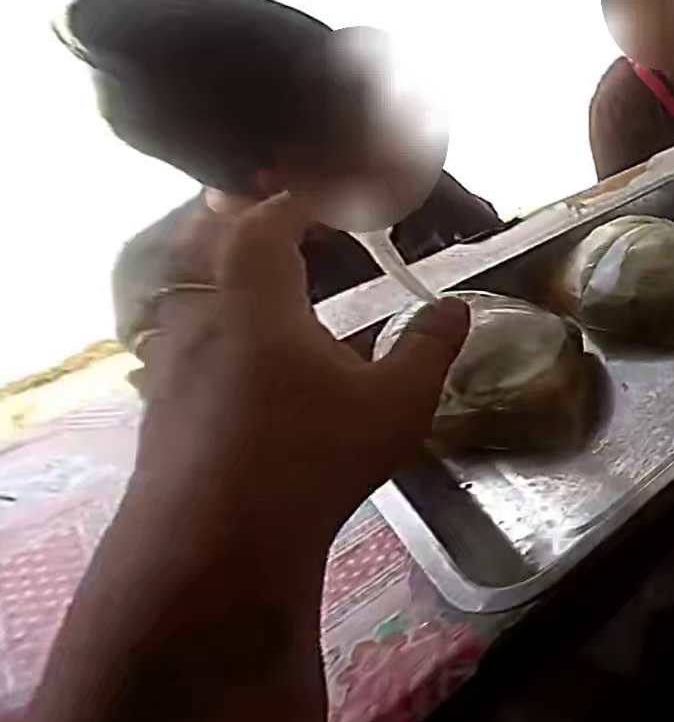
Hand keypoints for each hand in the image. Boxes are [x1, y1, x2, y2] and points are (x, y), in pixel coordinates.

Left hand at [132, 192, 468, 543]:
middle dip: (255, 221)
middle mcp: (202, 323)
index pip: (260, 231)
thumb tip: (455, 305)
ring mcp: (176, 360)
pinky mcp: (171, 394)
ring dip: (239, 264)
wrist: (222, 533)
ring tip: (287, 266)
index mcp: (257, 312)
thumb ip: (430, 345)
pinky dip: (230, 304)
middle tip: (303, 214)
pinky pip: (195, 323)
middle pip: (212, 248)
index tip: (331, 188)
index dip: (294, 200)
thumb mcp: (400, 398)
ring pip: (196, 287)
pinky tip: (262, 335)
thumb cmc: (320, 452)